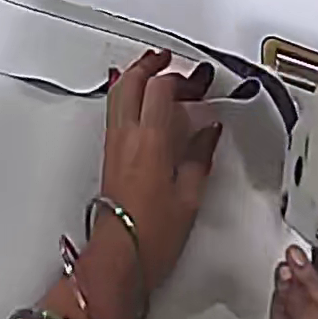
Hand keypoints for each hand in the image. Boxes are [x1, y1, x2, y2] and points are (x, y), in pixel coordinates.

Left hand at [100, 49, 221, 299]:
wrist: (118, 260)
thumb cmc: (151, 234)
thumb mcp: (189, 196)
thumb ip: (200, 155)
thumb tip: (209, 131)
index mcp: (150, 140)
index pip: (160, 89)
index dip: (180, 77)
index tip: (198, 78)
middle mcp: (127, 135)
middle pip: (133, 81)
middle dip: (152, 63)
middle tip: (169, 58)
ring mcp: (114, 141)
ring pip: (119, 91)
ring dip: (136, 73)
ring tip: (152, 67)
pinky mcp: (109, 151)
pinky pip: (115, 107)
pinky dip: (126, 91)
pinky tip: (136, 95)